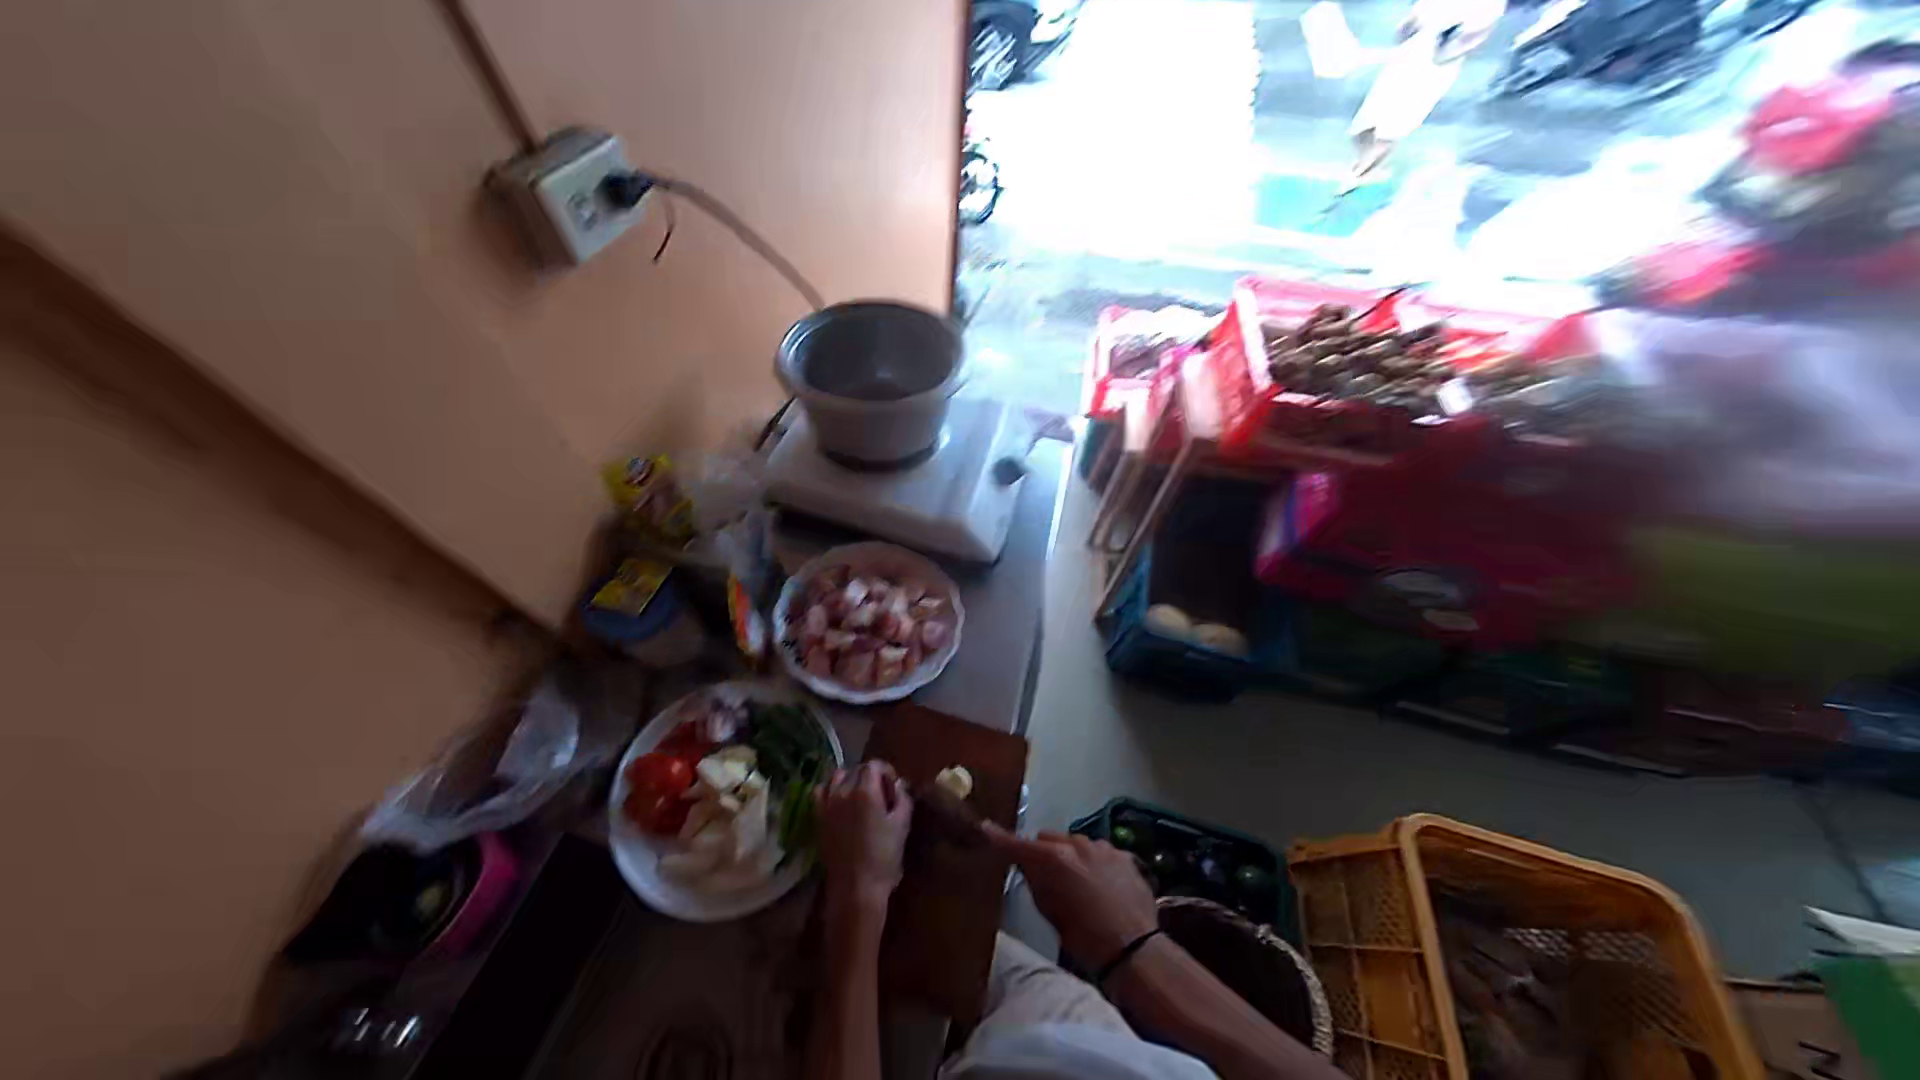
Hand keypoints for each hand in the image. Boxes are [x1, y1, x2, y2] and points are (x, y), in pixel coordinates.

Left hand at [816, 761, 912, 919]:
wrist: (856, 889)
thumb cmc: (883, 858)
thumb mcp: (902, 826)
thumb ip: (902, 798)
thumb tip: (899, 784)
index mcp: (866, 791)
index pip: (874, 765)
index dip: (886, 772)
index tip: (893, 788)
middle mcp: (843, 791)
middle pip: (857, 769)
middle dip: (871, 776)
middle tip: (882, 795)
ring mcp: (827, 804)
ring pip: (837, 776)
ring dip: (850, 780)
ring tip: (860, 797)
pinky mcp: (818, 818)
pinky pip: (820, 792)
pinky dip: (830, 790)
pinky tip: (840, 802)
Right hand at [985, 826, 1158, 968]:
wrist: (1134, 948)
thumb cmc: (1085, 937)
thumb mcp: (1050, 913)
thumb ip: (1036, 882)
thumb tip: (1029, 867)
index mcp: (1054, 858)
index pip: (1018, 844)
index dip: (1000, 838)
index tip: (985, 829)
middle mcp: (1076, 843)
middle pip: (1048, 839)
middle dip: (1043, 853)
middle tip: (1045, 876)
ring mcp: (1102, 846)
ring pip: (1074, 843)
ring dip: (1070, 856)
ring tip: (1078, 882)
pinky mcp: (1122, 854)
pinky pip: (1099, 852)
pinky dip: (1093, 862)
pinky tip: (1101, 885)